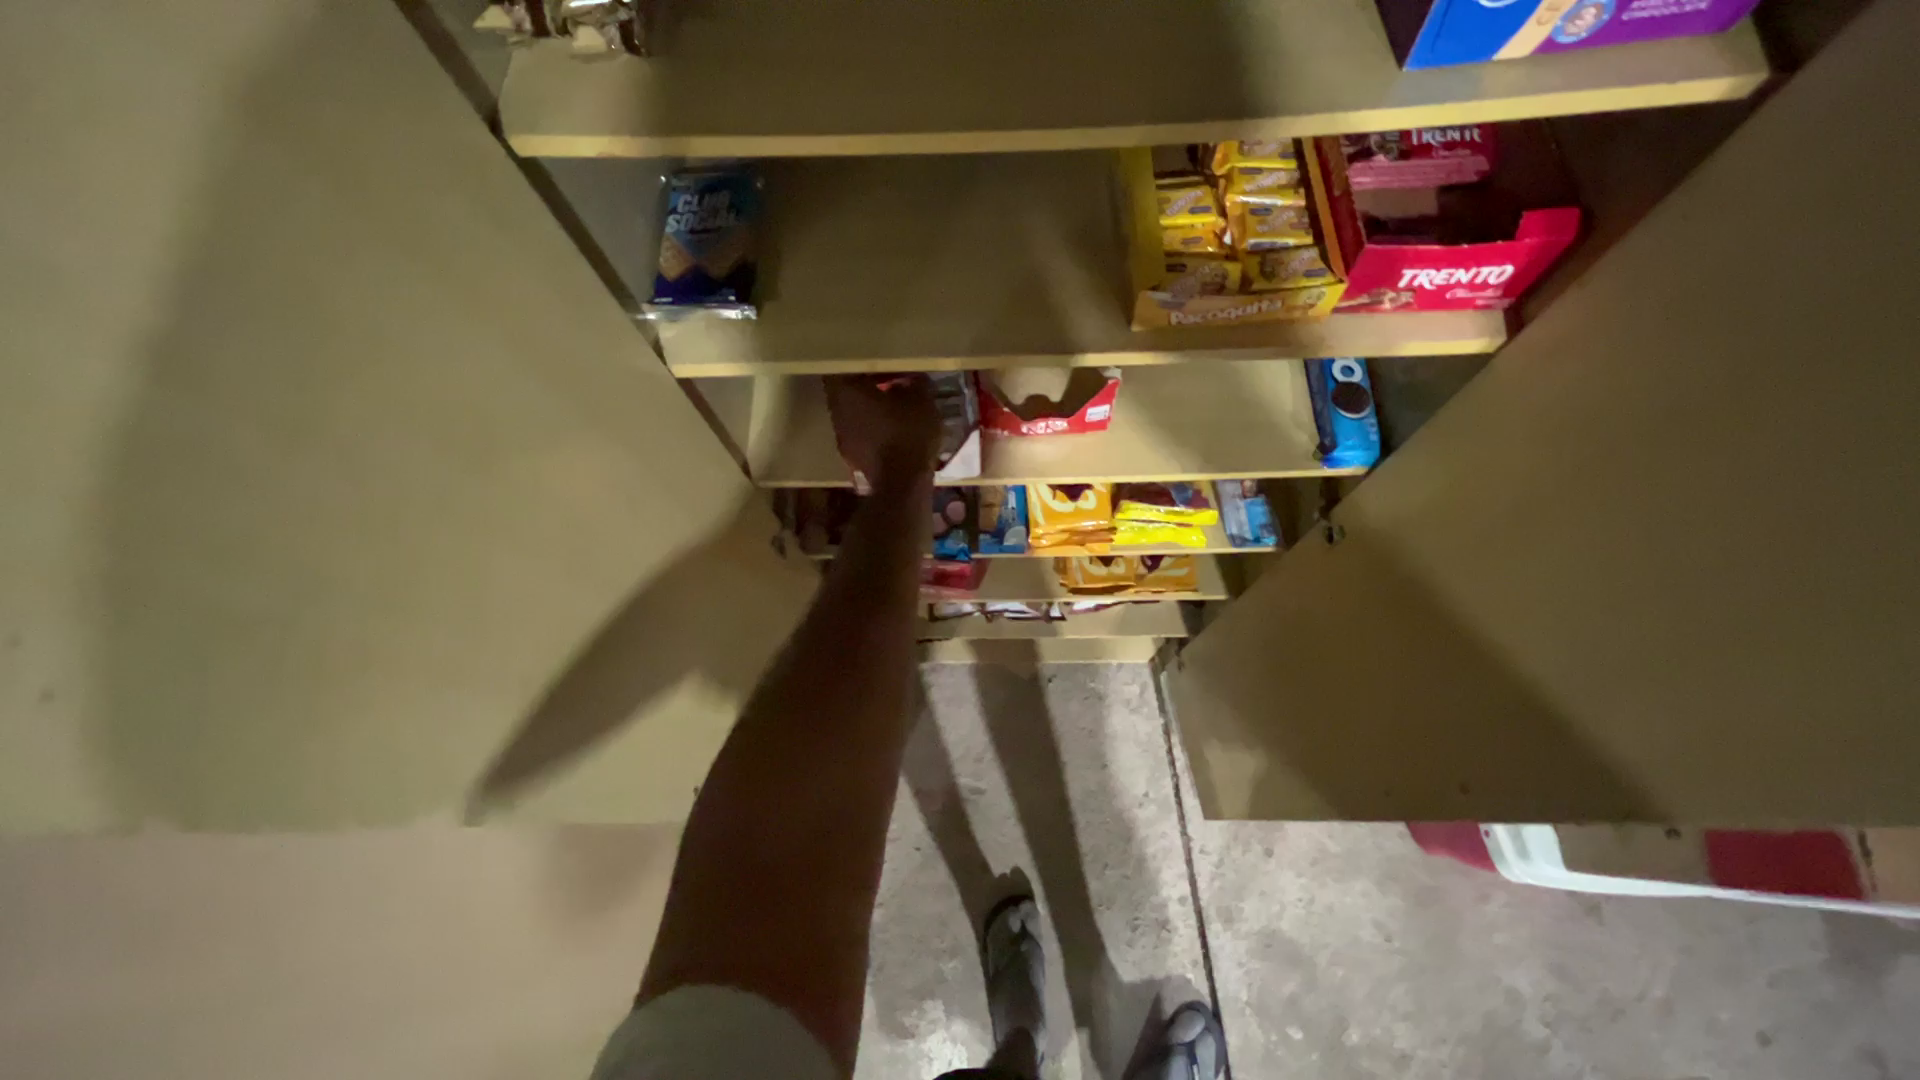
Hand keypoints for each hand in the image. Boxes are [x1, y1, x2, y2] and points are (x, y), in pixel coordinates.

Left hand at [823, 375, 942, 486]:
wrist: (903, 482)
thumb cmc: (909, 432)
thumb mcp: (921, 399)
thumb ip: (914, 383)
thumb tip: (911, 379)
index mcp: (846, 391)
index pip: (842, 367)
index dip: (860, 363)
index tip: (878, 362)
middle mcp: (836, 411)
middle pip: (845, 391)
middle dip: (864, 385)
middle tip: (887, 381)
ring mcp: (841, 436)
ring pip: (851, 413)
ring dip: (867, 408)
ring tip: (892, 406)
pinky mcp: (851, 456)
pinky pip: (859, 433)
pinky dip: (871, 428)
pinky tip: (891, 430)